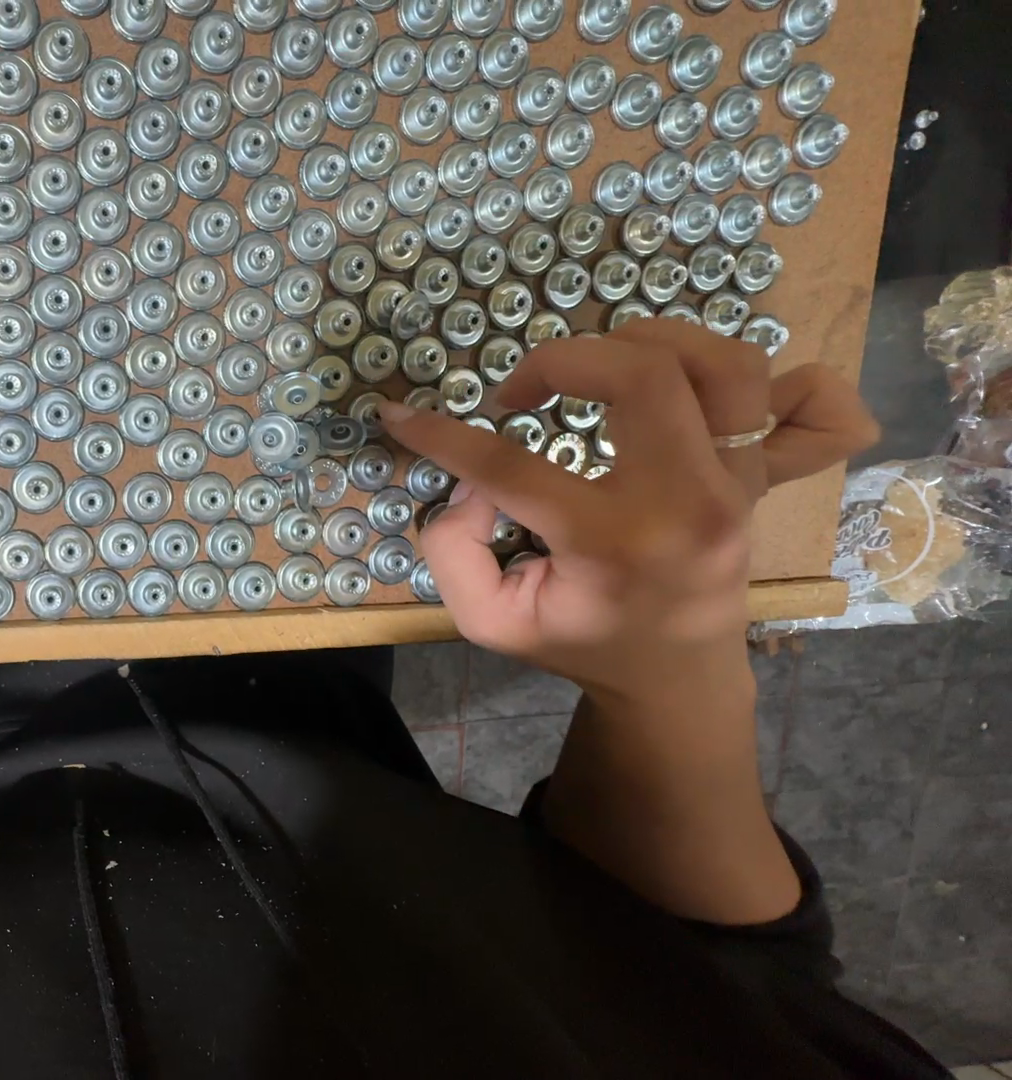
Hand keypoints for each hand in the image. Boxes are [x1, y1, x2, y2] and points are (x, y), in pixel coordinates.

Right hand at [379, 321, 876, 702]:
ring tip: (597, 371)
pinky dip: (790, 384)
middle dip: (561, 360)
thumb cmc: (574, 643)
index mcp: (611, 542)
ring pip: (727, 366)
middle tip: (517, 393)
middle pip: (646, 374)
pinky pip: (823, 411)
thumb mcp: (485, 618)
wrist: (673, 678)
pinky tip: (719, 397)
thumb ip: (451, 548)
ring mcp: (738, 485)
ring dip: (648, 346)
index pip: (510, 466)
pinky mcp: (763, 480)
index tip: (401, 417)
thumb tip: (472, 481)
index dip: (443, 436)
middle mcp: (688, 501)